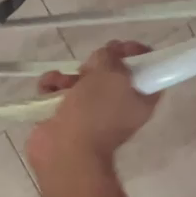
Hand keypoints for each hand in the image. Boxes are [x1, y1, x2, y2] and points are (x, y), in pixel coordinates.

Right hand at [27, 41, 159, 162]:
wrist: (65, 149)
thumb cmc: (95, 113)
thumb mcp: (111, 75)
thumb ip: (112, 57)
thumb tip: (105, 55)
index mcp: (141, 98)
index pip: (147, 69)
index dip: (136, 53)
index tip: (120, 47)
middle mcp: (119, 104)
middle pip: (110, 71)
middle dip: (96, 64)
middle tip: (89, 66)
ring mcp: (91, 110)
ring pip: (81, 79)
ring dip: (68, 76)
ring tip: (61, 82)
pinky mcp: (65, 114)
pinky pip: (58, 90)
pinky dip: (51, 86)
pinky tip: (47, 89)